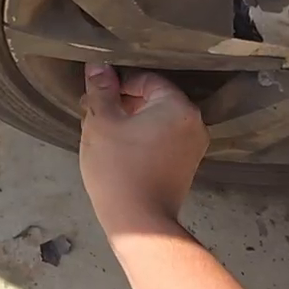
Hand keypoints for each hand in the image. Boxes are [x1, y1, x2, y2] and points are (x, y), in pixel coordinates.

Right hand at [79, 63, 208, 236]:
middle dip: (122, 104)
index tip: (95, 98)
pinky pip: (162, 139)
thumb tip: (99, 66)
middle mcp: (193, 122)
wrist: (139, 222)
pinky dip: (142, 139)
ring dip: (130, 122)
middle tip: (95, 118)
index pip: (146, 79)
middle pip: (153, 99)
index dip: (117, 85)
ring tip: (104, 136)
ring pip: (156, 120)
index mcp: (178, 106)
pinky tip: (120, 151)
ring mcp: (193, 146)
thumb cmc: (118, 170)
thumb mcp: (101, 123)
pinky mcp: (186, 165)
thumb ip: (100, 90)